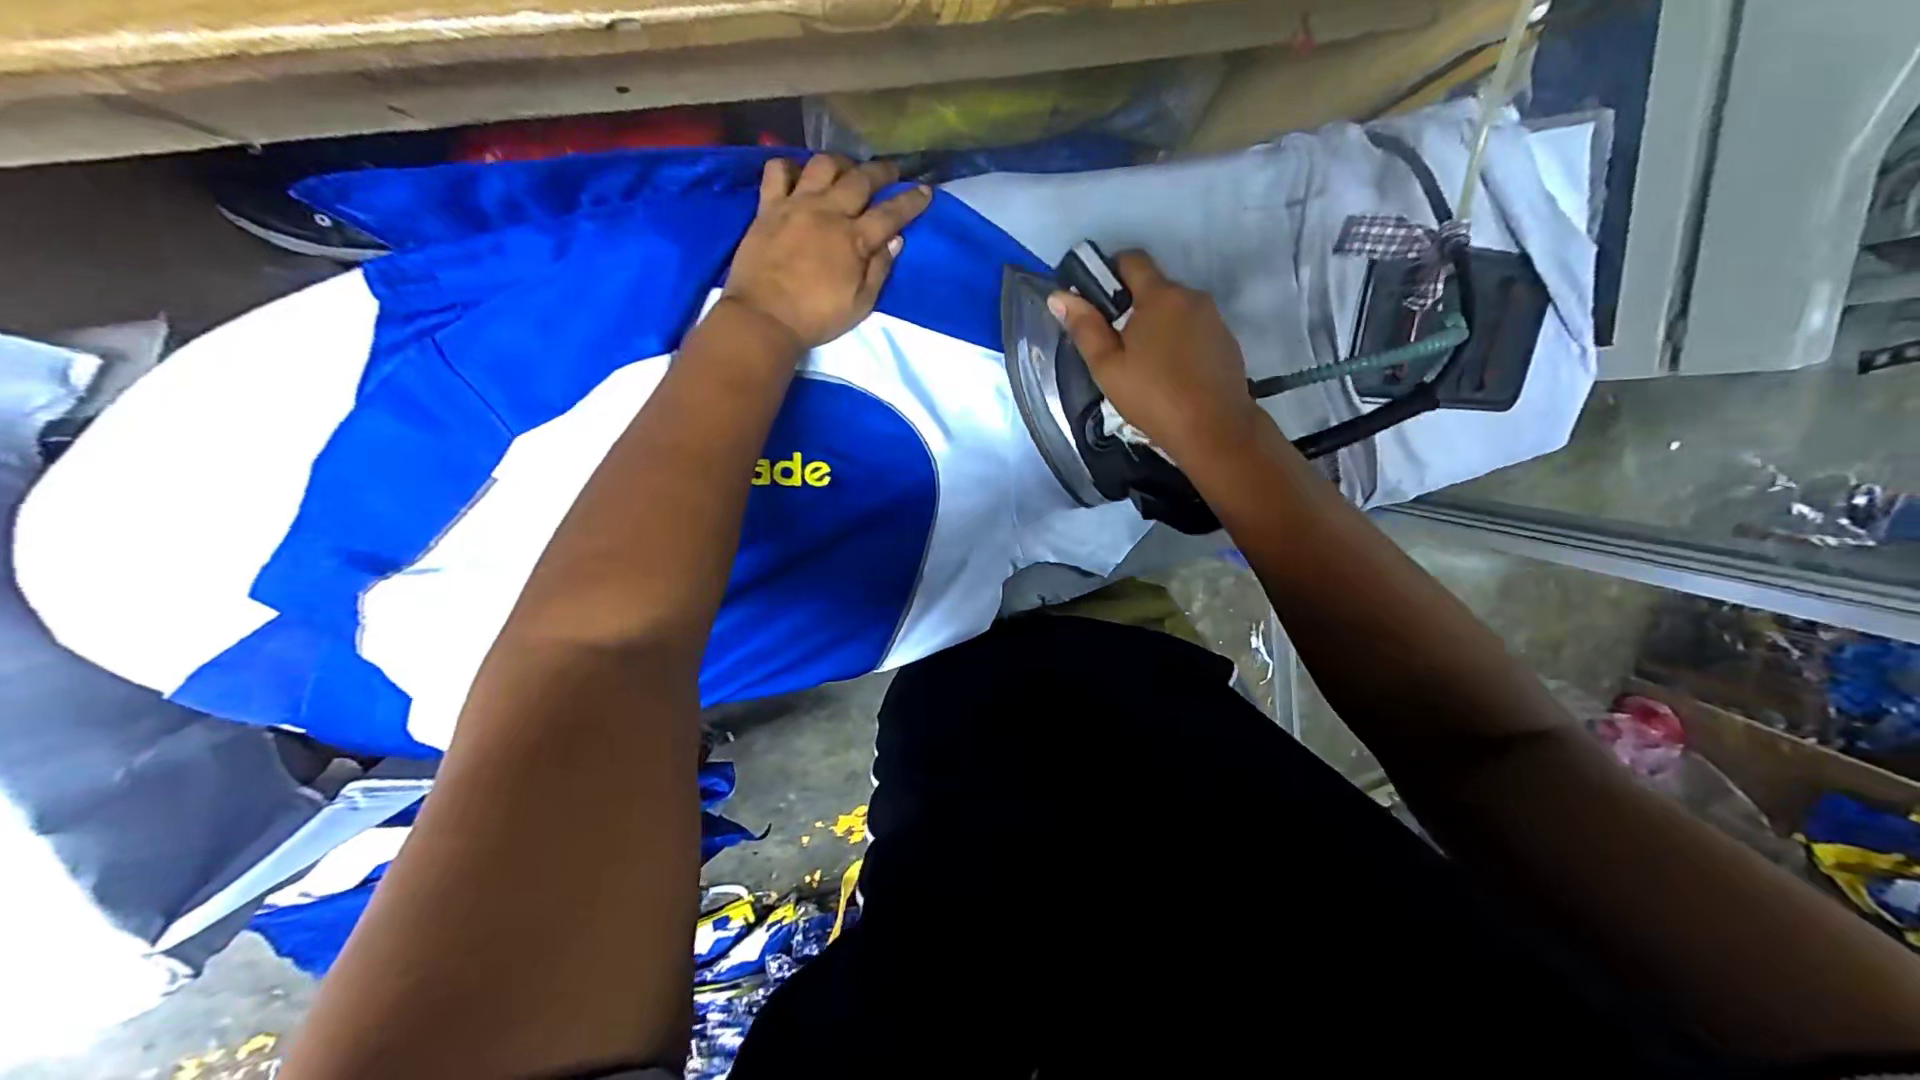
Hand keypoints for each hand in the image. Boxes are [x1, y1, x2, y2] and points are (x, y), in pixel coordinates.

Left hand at [719, 154, 933, 350]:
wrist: (764, 318)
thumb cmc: (816, 318)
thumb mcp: (860, 305)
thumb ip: (879, 270)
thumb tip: (895, 240)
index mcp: (854, 239)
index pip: (891, 213)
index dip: (911, 201)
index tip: (925, 190)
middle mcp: (828, 212)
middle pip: (860, 179)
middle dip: (881, 171)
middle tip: (891, 171)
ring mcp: (796, 205)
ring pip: (823, 165)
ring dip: (840, 163)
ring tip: (847, 169)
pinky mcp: (768, 207)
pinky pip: (777, 171)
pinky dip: (790, 167)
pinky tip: (799, 175)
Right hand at [1050, 251, 1268, 463]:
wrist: (1215, 430)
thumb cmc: (1153, 397)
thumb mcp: (1108, 366)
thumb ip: (1084, 327)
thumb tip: (1059, 296)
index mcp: (1160, 295)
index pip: (1132, 259)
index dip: (1109, 270)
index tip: (1095, 300)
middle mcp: (1192, 296)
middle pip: (1154, 287)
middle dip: (1131, 306)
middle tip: (1114, 344)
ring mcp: (1213, 318)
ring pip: (1175, 310)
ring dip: (1156, 326)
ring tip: (1142, 364)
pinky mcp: (1226, 341)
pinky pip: (1193, 330)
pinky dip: (1177, 342)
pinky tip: (1169, 374)